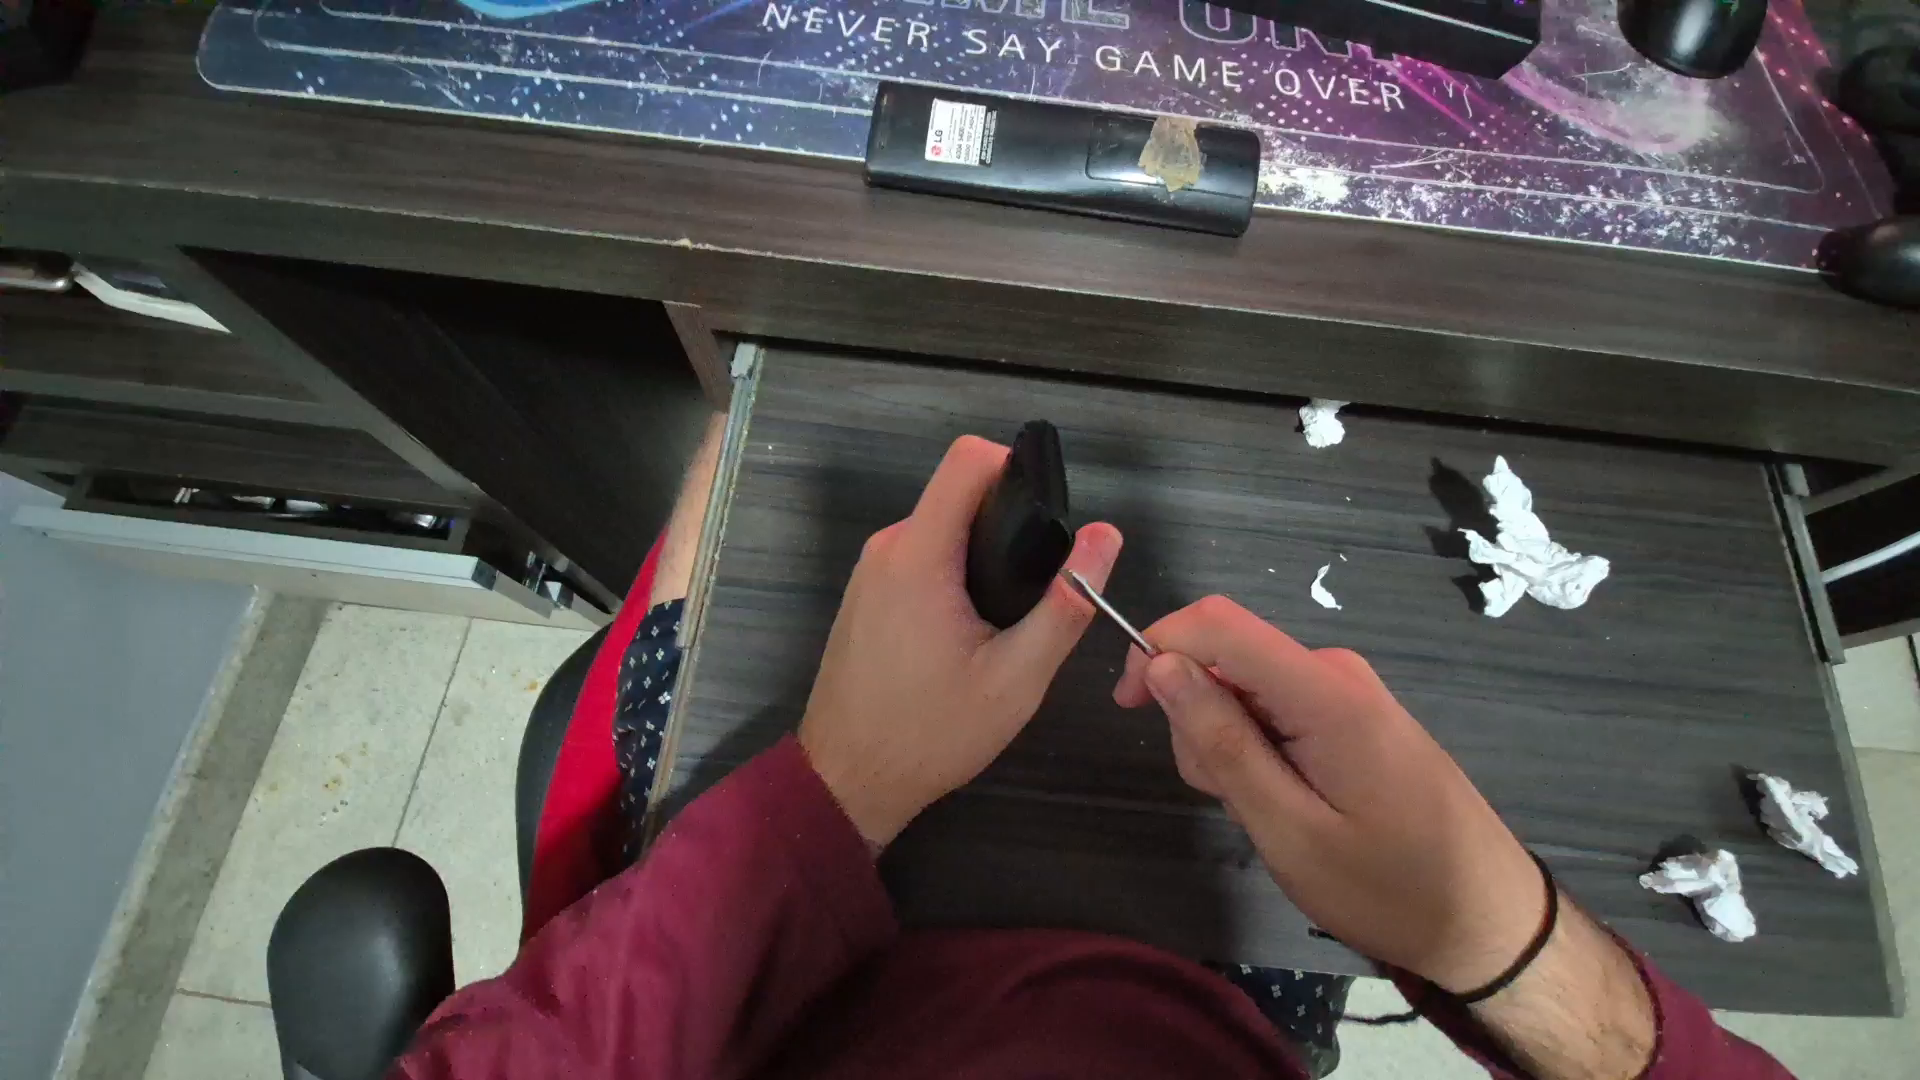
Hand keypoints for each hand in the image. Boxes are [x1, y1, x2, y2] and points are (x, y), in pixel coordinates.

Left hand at [798, 436, 1122, 849]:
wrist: (850, 779)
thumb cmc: (933, 732)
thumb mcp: (1017, 678)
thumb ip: (1066, 603)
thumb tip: (1106, 536)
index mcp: (920, 553)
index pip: (966, 460)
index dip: (1015, 467)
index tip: (1049, 514)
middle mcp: (888, 547)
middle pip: (958, 494)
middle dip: (1006, 522)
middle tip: (1038, 585)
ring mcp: (871, 570)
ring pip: (941, 528)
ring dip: (980, 553)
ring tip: (1007, 614)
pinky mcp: (866, 592)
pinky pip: (920, 556)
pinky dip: (953, 573)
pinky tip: (969, 627)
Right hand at [1111, 596, 1542, 993]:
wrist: (1491, 920)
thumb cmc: (1388, 886)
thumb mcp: (1288, 828)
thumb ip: (1220, 741)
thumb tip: (1161, 665)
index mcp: (1323, 691)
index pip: (1217, 623)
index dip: (1157, 645)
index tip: (1129, 706)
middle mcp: (1332, 670)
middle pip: (1224, 657)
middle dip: (1196, 717)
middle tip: (1225, 796)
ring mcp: (1344, 688)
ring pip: (1242, 685)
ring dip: (1224, 740)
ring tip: (1263, 809)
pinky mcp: (1348, 709)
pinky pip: (1271, 703)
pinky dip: (1253, 745)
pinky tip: (1282, 797)